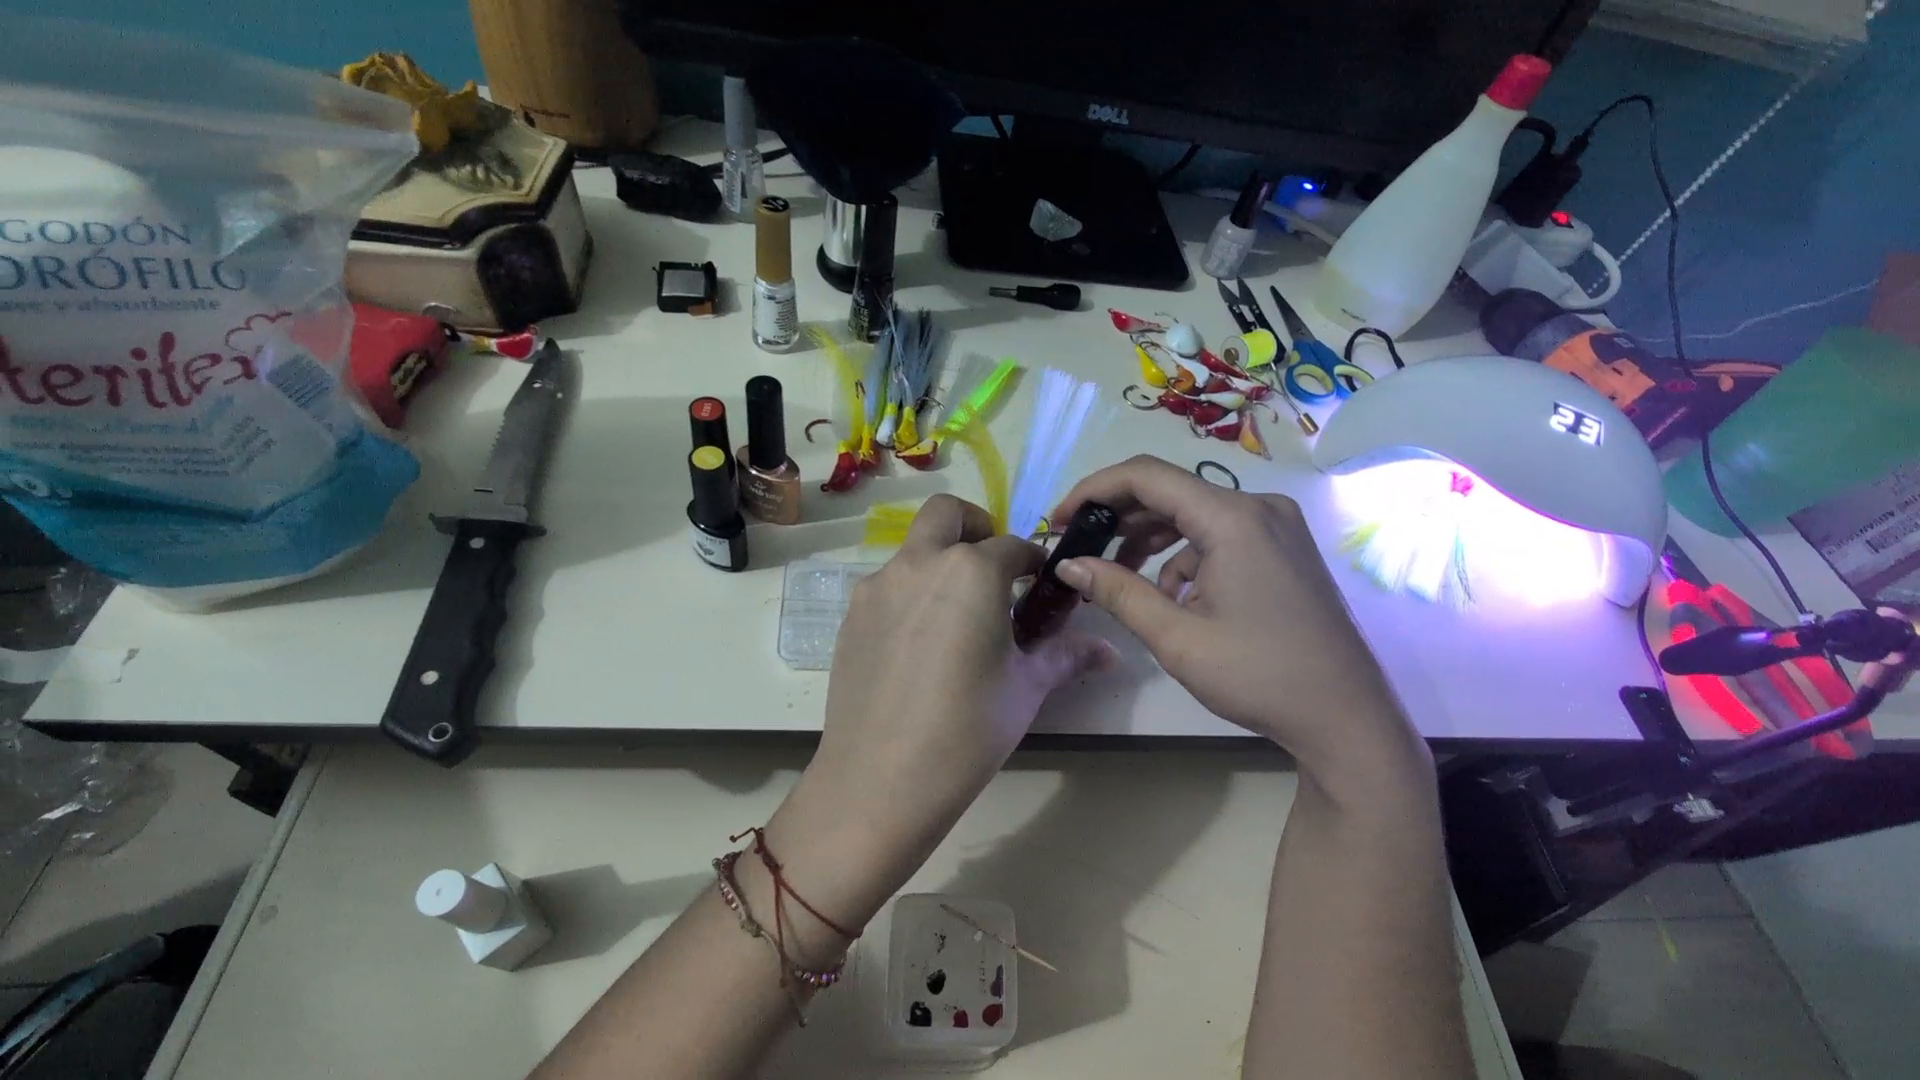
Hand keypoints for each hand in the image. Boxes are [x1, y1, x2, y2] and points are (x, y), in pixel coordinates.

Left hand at [764, 495, 1110, 943]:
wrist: (880, 779)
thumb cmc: (968, 730)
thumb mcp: (1025, 689)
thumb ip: (1065, 656)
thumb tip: (1109, 650)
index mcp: (970, 571)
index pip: (1012, 545)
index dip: (1031, 562)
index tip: (1039, 586)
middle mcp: (919, 564)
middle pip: (947, 514)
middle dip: (975, 527)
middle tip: (993, 570)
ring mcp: (877, 588)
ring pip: (913, 551)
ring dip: (939, 563)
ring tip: (957, 620)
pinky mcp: (850, 618)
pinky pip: (887, 587)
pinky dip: (911, 595)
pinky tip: (921, 648)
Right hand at [1050, 456, 1422, 782]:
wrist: (1346, 715)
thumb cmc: (1259, 676)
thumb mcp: (1177, 637)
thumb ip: (1118, 592)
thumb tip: (1069, 564)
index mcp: (1232, 518)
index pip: (1146, 476)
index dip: (1093, 491)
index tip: (1059, 520)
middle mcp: (1258, 506)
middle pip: (1171, 491)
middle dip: (1119, 518)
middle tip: (1079, 550)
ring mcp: (1278, 526)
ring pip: (1195, 514)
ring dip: (1151, 539)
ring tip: (1119, 579)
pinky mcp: (1285, 548)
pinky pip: (1221, 535)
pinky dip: (1186, 556)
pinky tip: (1174, 597)